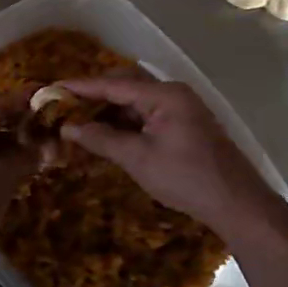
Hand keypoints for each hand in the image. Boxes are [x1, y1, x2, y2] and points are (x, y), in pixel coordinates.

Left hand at [0, 92, 40, 245]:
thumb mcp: (5, 177)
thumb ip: (28, 156)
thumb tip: (51, 144)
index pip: (3, 105)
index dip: (29, 100)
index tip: (53, 94)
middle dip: (27, 123)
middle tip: (57, 123)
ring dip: (19, 142)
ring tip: (49, 143)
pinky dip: (8, 156)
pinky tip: (30, 162)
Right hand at [58, 74, 278, 231]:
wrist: (235, 202)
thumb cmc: (186, 178)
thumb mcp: (138, 158)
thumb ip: (101, 139)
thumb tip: (68, 127)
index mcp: (164, 94)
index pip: (114, 84)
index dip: (81, 87)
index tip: (52, 89)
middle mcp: (173, 93)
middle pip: (125, 87)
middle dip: (94, 98)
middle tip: (63, 109)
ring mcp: (181, 109)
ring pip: (136, 103)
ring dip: (109, 113)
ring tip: (79, 125)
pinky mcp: (184, 125)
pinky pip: (147, 116)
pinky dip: (126, 125)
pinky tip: (107, 138)